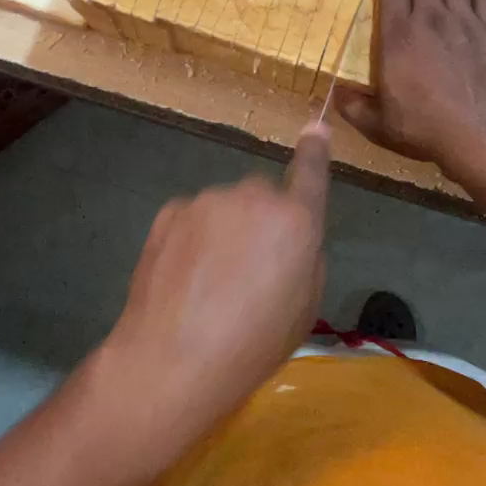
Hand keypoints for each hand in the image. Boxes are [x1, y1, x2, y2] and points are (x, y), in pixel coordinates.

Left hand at [96, 124, 330, 437]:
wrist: (174, 357)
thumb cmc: (254, 344)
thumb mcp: (306, 308)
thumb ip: (305, 259)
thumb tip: (290, 238)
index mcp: (296, 221)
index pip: (311, 173)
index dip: (315, 151)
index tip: (315, 127)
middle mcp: (254, 197)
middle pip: (263, 197)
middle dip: (260, 221)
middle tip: (249, 271)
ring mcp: (207, 200)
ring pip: (224, 208)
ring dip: (223, 232)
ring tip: (210, 283)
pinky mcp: (171, 211)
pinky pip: (192, 218)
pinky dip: (192, 239)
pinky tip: (183, 278)